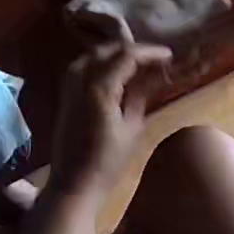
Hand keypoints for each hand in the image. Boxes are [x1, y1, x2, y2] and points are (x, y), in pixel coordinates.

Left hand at [50, 42, 172, 197]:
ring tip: (136, 62)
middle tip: (154, 58)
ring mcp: (69, 88)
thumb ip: (139, 96)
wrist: (73, 184)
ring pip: (91, 56)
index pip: (126, 56)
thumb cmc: (107, 162)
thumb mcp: (131, 129)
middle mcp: (80, 81)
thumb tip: (151, 77)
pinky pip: (82, 67)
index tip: (168, 55)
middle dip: (131, 50)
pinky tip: (114, 72)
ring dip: (114, 53)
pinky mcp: (65, 97)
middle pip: (106, 50)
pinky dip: (99, 63)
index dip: (149, 52)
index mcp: (100, 89)